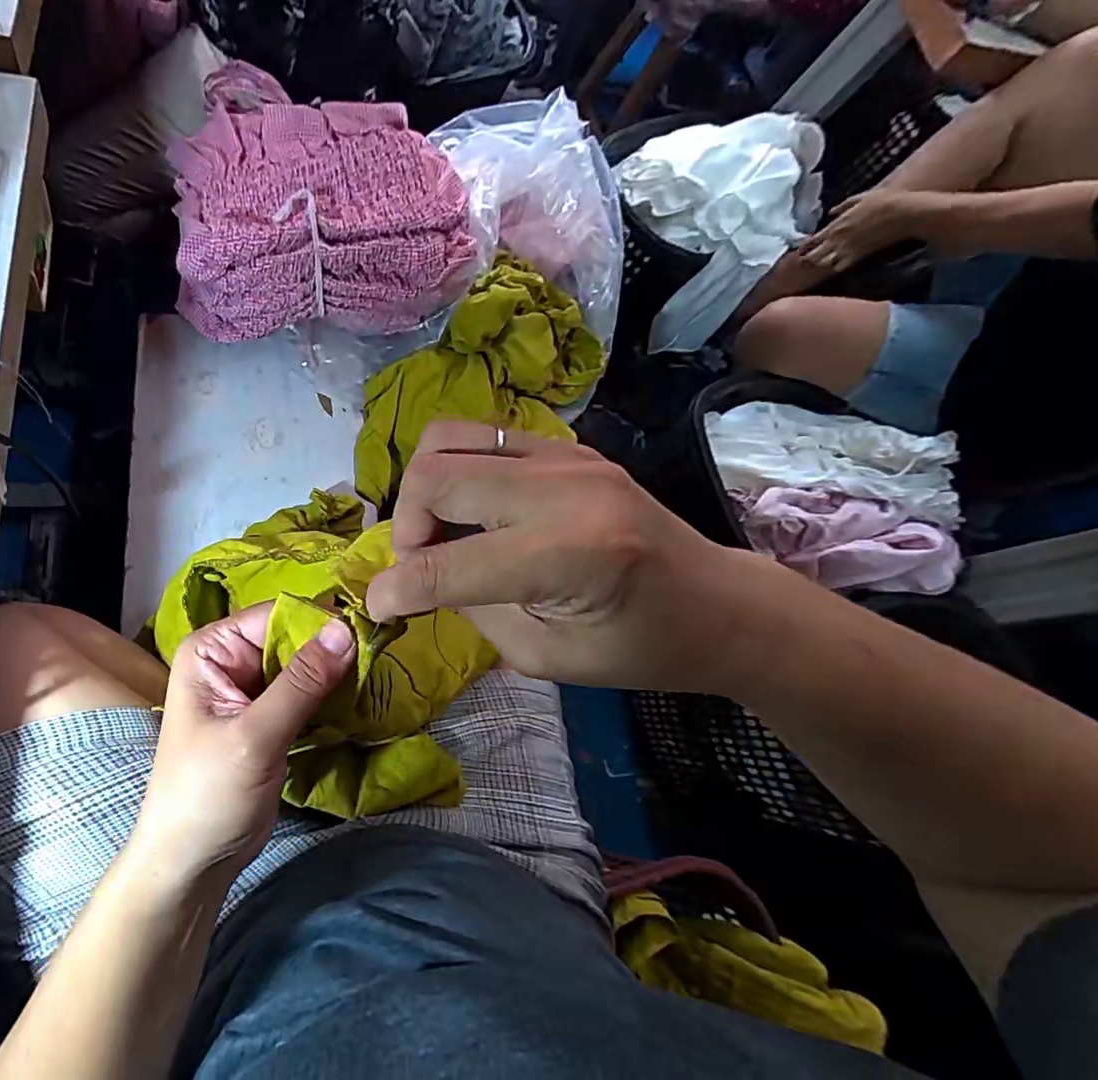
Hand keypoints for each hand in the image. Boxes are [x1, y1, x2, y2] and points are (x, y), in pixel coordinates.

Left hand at [126, 604, 354, 888]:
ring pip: (303, 667)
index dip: (318, 621)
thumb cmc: (208, 793)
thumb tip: (345, 630)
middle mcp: (229, 661)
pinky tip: (364, 701)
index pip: (272, 616)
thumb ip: (301, 684)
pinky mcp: (269, 719)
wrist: (193, 859)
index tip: (370, 629)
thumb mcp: (254, 736)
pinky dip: (331, 699)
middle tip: (384, 655)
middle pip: (290, 639)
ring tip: (382, 676)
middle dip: (332, 649)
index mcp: (211, 650)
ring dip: (337, 675)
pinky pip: (306, 696)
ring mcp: (250, 691)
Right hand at [364, 420, 784, 693]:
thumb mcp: (541, 655)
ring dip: (423, 491)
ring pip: (443, 440)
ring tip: (441, 530)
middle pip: (432, 478)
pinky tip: (470, 509)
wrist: (719, 603)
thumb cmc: (637, 646)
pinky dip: (451, 470)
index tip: (378, 607)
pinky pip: (475, 435)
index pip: (446, 565)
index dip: (395, 589)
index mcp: (569, 555)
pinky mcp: (562, 445)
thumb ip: (468, 609)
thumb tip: (413, 579)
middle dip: (405, 529)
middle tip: (422, 565)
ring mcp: (564, 455)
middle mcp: (563, 488)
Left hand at [796, 189, 940, 272]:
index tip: (806, 248)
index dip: (806, 246)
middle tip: (814, 257)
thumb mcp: (863, 197)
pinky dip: (838, 267)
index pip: (810, 241)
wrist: (906, 212)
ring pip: (822, 263)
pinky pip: (839, 267)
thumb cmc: (887, 201)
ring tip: (828, 260)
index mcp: (834, 226)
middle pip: (811, 256)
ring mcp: (844, 249)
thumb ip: (844, 205)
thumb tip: (830, 212)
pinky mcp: (857, 256)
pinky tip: (842, 263)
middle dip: (810, 258)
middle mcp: (835, 240)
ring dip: (823, 263)